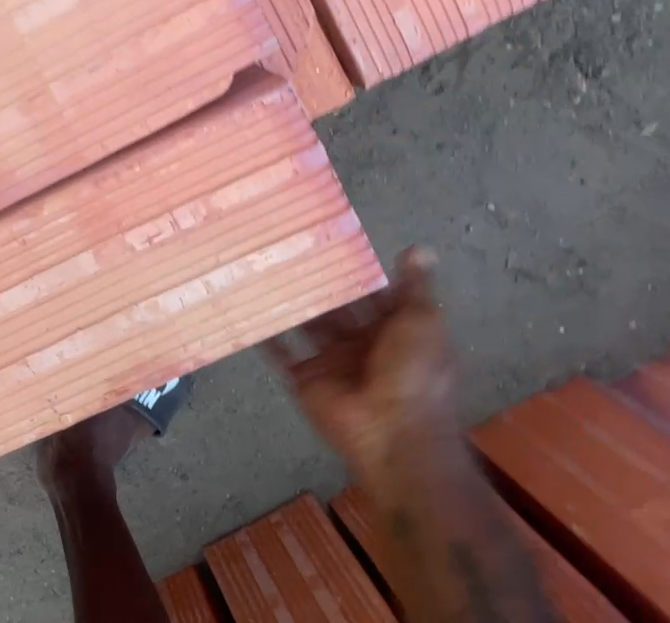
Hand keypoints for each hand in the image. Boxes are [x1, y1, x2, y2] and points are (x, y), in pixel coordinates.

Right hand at [267, 247, 457, 474]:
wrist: (393, 433)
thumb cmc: (414, 374)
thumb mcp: (423, 323)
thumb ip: (415, 288)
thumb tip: (419, 247)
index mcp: (392, 331)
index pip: (368, 294)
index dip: (350, 269)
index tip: (324, 237)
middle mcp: (359, 343)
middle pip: (331, 307)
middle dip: (311, 283)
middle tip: (282, 247)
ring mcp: (329, 360)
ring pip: (303, 324)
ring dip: (286, 303)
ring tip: (259, 269)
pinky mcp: (303, 376)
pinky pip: (279, 352)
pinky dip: (263, 334)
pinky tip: (245, 308)